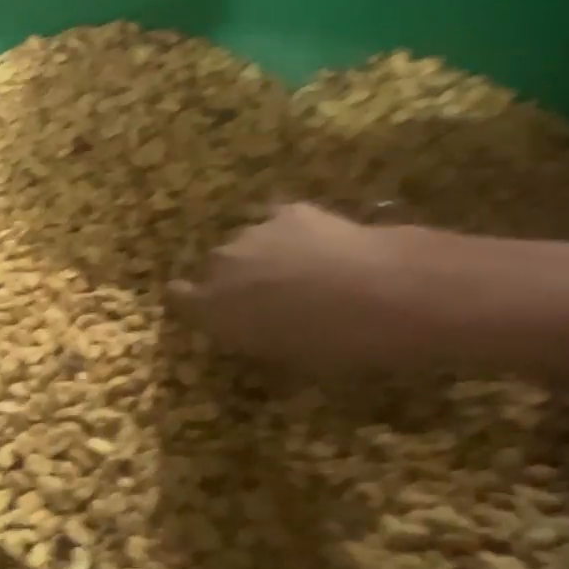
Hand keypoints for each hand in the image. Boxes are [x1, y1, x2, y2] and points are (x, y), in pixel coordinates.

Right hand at [169, 202, 434, 370]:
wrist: (387, 293)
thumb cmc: (340, 345)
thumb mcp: (294, 358)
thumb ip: (261, 336)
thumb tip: (257, 327)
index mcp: (217, 308)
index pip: (180, 298)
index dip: (191, 300)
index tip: (208, 308)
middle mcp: (221, 264)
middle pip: (217, 268)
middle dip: (237, 279)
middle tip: (272, 298)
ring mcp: (252, 232)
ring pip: (247, 244)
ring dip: (265, 256)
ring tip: (305, 273)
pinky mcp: (286, 211)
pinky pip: (277, 222)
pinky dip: (291, 234)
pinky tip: (320, 246)